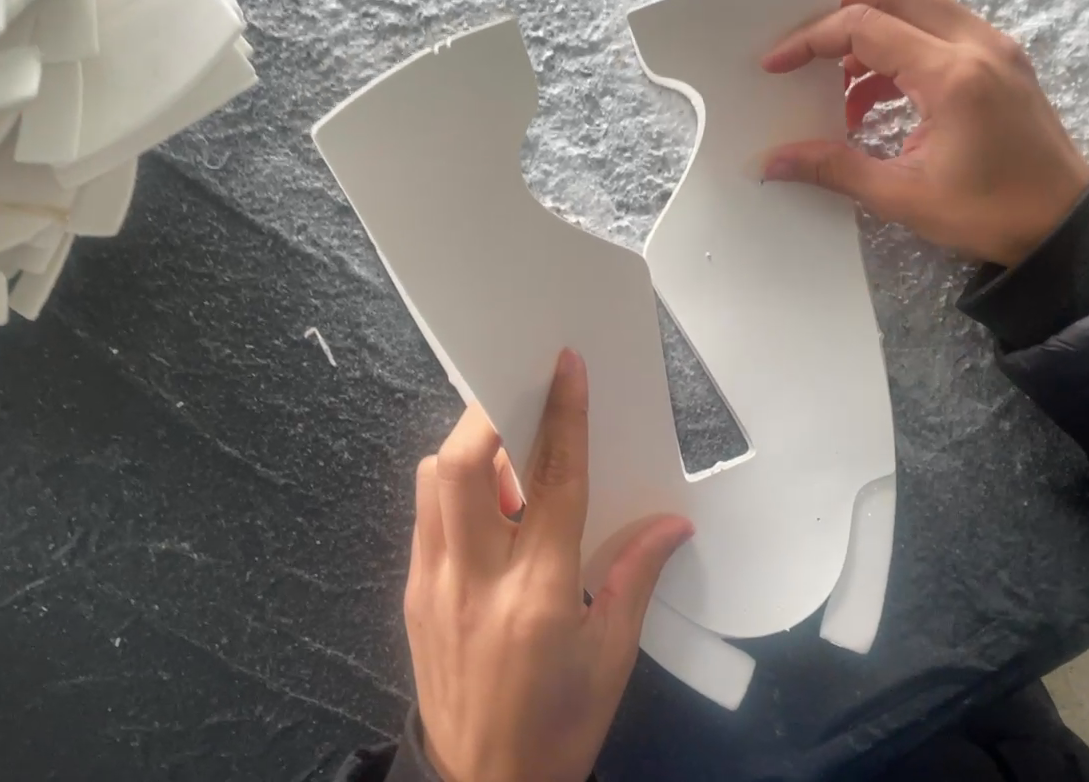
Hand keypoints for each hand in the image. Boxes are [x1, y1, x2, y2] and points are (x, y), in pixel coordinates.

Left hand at [406, 349, 694, 781]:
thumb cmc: (560, 722)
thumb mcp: (612, 656)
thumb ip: (637, 575)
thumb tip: (674, 521)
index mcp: (539, 593)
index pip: (554, 481)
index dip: (564, 416)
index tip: (565, 365)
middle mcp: (476, 578)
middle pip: (463, 465)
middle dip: (487, 411)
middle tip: (518, 392)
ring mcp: (433, 583)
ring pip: (432, 480)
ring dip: (468, 449)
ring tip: (507, 458)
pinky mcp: (413, 592)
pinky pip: (425, 514)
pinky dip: (452, 486)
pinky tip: (487, 507)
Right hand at [760, 0, 1088, 267]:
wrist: (1065, 225)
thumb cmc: (990, 214)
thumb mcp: (902, 196)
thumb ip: (832, 168)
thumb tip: (772, 161)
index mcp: (953, 75)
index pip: (865, 25)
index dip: (810, 39)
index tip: (775, 63)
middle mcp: (977, 44)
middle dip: (837, 7)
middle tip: (801, 45)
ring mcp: (993, 46)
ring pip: (916, 2)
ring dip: (867, 28)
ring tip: (834, 82)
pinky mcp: (998, 59)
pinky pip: (935, 29)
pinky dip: (894, 48)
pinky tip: (870, 98)